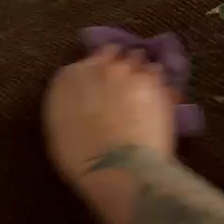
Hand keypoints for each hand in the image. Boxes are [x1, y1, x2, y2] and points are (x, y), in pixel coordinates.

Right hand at [42, 46, 178, 184]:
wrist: (117, 169)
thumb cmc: (77, 155)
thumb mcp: (58, 125)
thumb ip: (70, 102)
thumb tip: (80, 99)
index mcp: (71, 75)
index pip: (89, 58)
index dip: (98, 66)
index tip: (101, 77)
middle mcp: (103, 68)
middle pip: (118, 54)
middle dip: (123, 63)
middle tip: (126, 75)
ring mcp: (135, 77)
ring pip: (145, 63)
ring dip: (145, 71)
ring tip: (147, 83)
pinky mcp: (163, 92)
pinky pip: (165, 81)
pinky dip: (164, 87)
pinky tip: (163, 98)